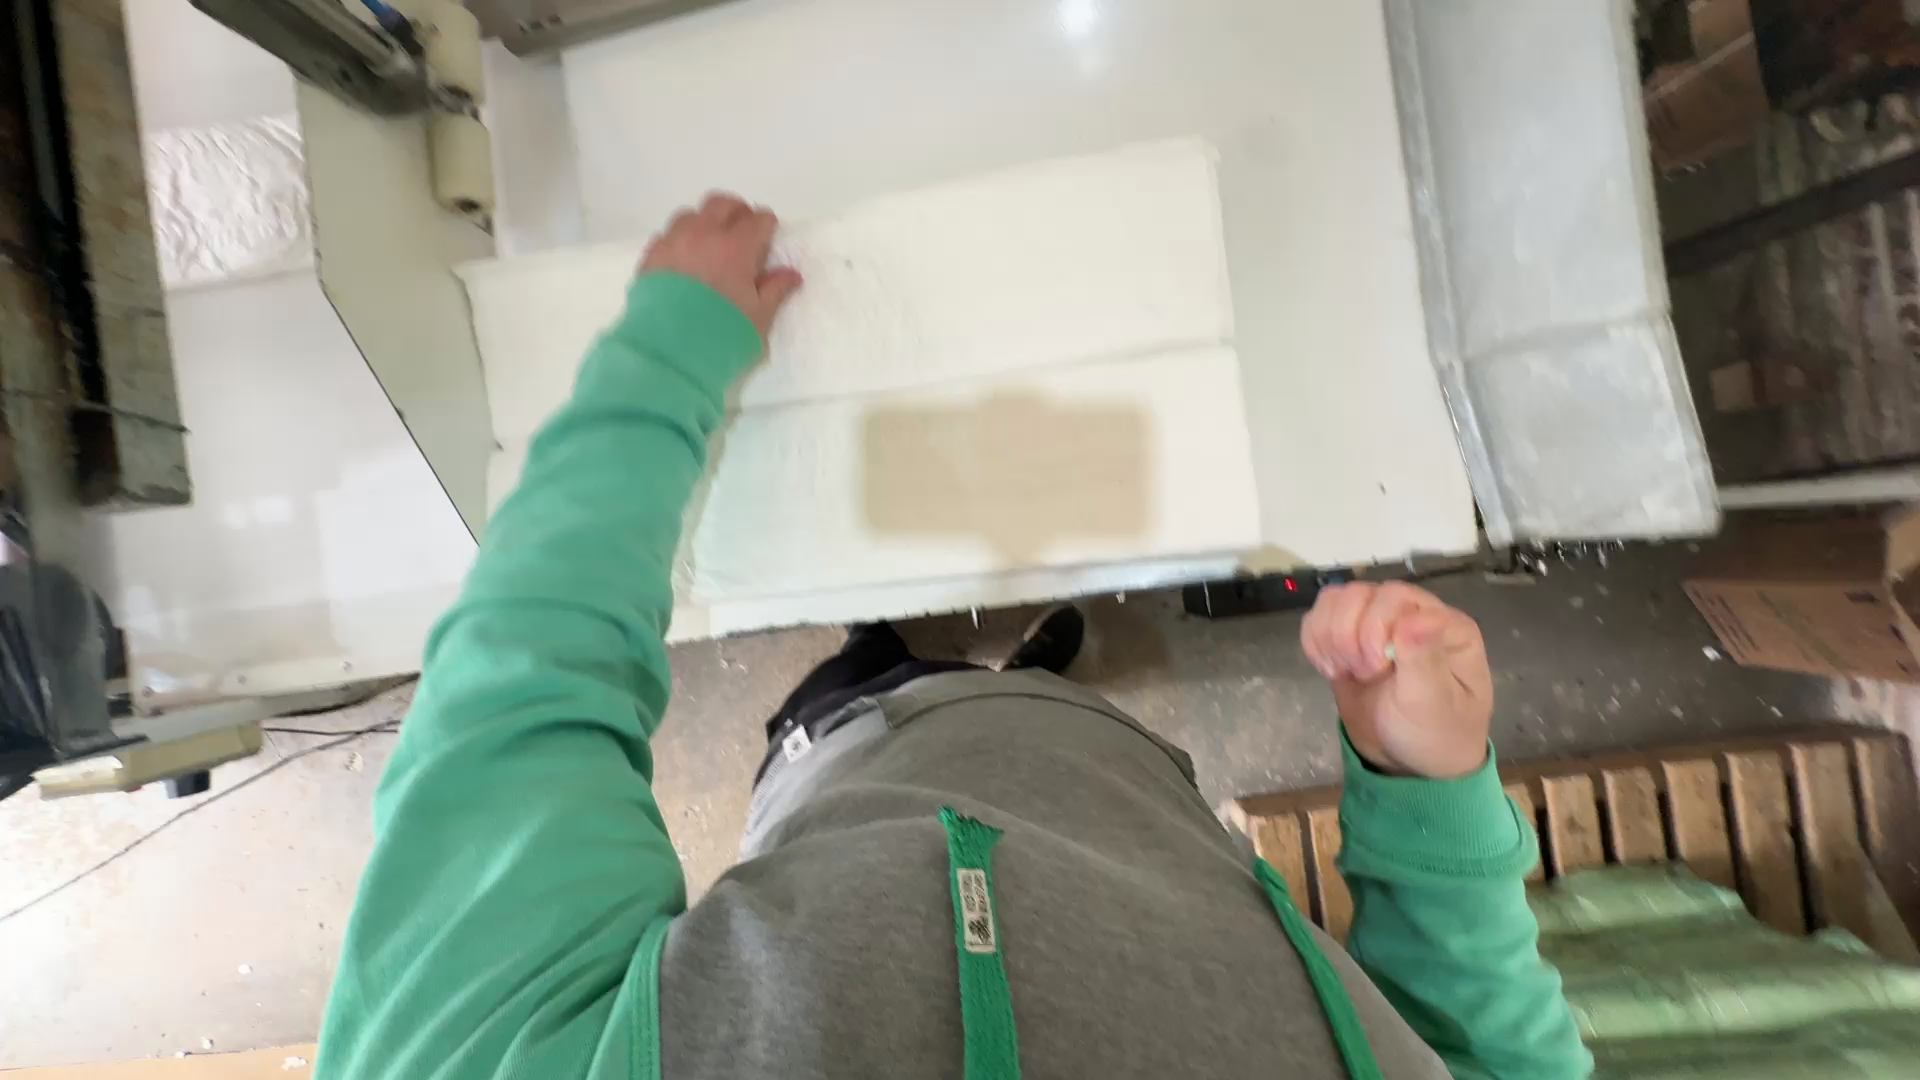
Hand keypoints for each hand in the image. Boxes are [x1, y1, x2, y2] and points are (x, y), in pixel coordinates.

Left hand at [639, 192, 803, 338]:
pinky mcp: (650, 256)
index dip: (767, 225)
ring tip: (711, 245)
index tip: (770, 235)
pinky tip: (687, 260)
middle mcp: (703, 235)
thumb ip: (775, 291)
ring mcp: (673, 242)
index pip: (758, 220)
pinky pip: (668, 234)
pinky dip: (682, 239)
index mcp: (735, 248)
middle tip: (744, 230)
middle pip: (722, 204)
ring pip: (691, 215)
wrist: (668, 352)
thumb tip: (792, 274)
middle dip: (737, 211)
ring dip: (706, 222)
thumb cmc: (721, 336)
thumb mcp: (758, 319)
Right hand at [1300, 582, 1491, 778]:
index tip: (1376, 671)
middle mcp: (1411, 614)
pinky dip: (1314, 641)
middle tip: (1361, 674)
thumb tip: (1418, 617)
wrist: (1406, 760)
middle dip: (1349, 635)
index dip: (1374, 628)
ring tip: (1344, 671)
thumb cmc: (1434, 735)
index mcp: (1445, 626)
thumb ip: (1424, 660)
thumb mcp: (1433, 705)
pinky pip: (1318, 616)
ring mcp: (1377, 623)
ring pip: (1335, 600)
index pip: (1395, 598)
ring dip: (1329, 636)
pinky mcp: (1348, 635)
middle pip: (1360, 594)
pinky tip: (1330, 668)